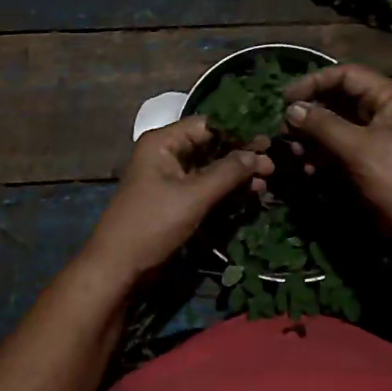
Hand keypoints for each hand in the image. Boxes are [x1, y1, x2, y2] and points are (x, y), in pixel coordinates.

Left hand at [79, 117, 272, 281]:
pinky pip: (204, 185)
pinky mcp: (174, 198)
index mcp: (163, 142)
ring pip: (209, 167)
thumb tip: (257, 154)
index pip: (207, 125)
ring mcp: (169, 176)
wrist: (119, 265)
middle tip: (272, 166)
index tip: (268, 140)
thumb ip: (227, 172)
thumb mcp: (193, 196)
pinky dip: (225, 189)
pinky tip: (249, 195)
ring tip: (266, 183)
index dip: (238, 131)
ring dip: (236, 174)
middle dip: (240, 154)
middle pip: (210, 145)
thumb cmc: (152, 223)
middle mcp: (165, 153)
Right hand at [281, 64, 391, 237]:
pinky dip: (324, 156)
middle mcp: (387, 113)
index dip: (313, 83)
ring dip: (313, 138)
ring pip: (338, 127)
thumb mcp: (358, 150)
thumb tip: (291, 109)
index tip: (285, 100)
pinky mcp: (374, 162)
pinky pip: (343, 149)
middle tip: (286, 132)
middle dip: (311, 115)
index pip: (346, 75)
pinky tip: (310, 170)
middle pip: (340, 100)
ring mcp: (381, 139)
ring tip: (297, 155)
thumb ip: (322, 125)